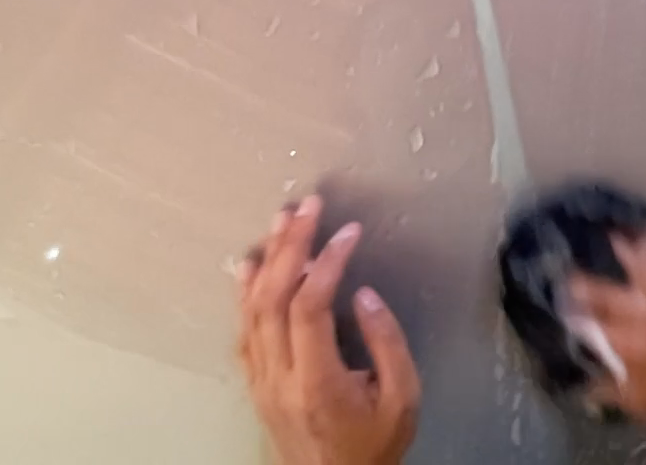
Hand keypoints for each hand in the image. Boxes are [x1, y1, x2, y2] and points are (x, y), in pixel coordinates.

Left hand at [237, 196, 420, 464]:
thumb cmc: (376, 444)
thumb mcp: (402, 397)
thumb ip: (386, 342)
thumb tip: (362, 293)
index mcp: (317, 381)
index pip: (311, 307)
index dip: (328, 262)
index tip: (350, 230)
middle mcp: (279, 378)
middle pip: (274, 299)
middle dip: (292, 245)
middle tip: (310, 205)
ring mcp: (262, 382)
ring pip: (254, 311)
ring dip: (269, 260)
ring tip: (284, 220)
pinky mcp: (257, 384)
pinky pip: (244, 331)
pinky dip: (246, 293)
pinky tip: (251, 265)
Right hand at [569, 234, 645, 439]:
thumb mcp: (630, 400)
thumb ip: (601, 384)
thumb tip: (576, 378)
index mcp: (630, 345)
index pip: (593, 322)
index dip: (574, 311)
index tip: (560, 301)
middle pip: (610, 293)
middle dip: (586, 282)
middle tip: (571, 271)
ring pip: (643, 267)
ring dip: (624, 251)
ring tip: (610, 235)